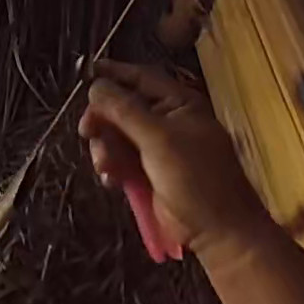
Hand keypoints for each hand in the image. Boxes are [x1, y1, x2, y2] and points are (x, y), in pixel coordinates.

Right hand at [79, 61, 274, 264]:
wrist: (217, 232)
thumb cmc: (195, 177)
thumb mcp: (158, 138)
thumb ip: (124, 109)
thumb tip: (95, 86)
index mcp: (179, 102)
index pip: (141, 77)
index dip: (114, 72)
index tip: (86, 71)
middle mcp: (167, 119)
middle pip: (122, 106)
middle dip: (103, 119)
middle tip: (87, 131)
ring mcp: (156, 146)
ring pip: (116, 133)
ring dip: (105, 148)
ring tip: (106, 167)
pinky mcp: (147, 171)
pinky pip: (119, 157)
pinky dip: (111, 166)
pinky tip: (111, 180)